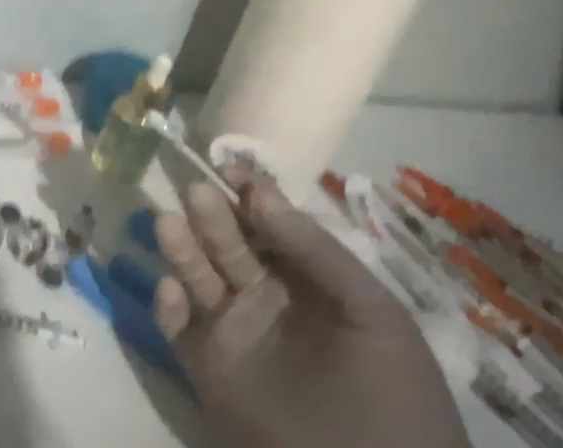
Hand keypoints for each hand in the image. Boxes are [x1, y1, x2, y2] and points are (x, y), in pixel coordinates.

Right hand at [150, 171, 472, 447]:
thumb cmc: (395, 396)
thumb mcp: (374, 315)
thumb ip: (318, 252)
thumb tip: (260, 193)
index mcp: (311, 282)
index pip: (269, 225)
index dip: (249, 193)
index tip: (228, 167)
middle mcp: (267, 298)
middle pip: (228, 244)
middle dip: (211, 214)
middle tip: (196, 190)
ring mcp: (235, 332)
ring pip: (196, 277)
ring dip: (181, 249)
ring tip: (168, 223)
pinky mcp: (209, 367)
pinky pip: (177, 329)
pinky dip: (167, 307)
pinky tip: (172, 292)